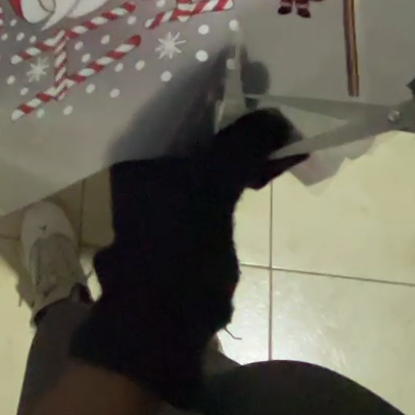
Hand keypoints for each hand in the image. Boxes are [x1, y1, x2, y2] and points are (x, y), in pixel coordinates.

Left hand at [70, 109, 298, 407]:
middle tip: (270, 117)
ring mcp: (160, 200)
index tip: (248, 88)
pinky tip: (268, 169)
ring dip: (239, 151)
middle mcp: (140, 172)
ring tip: (278, 140)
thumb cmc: (178, 246)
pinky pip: (215, 186)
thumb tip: (275, 116)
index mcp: (135, 156)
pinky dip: (239, 176)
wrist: (162, 325)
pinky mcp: (183, 226)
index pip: (173, 109)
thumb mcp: (212, 186)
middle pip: (192, 135)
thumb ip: (240, 146)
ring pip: (206, 160)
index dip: (212, 97)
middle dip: (230, 126)